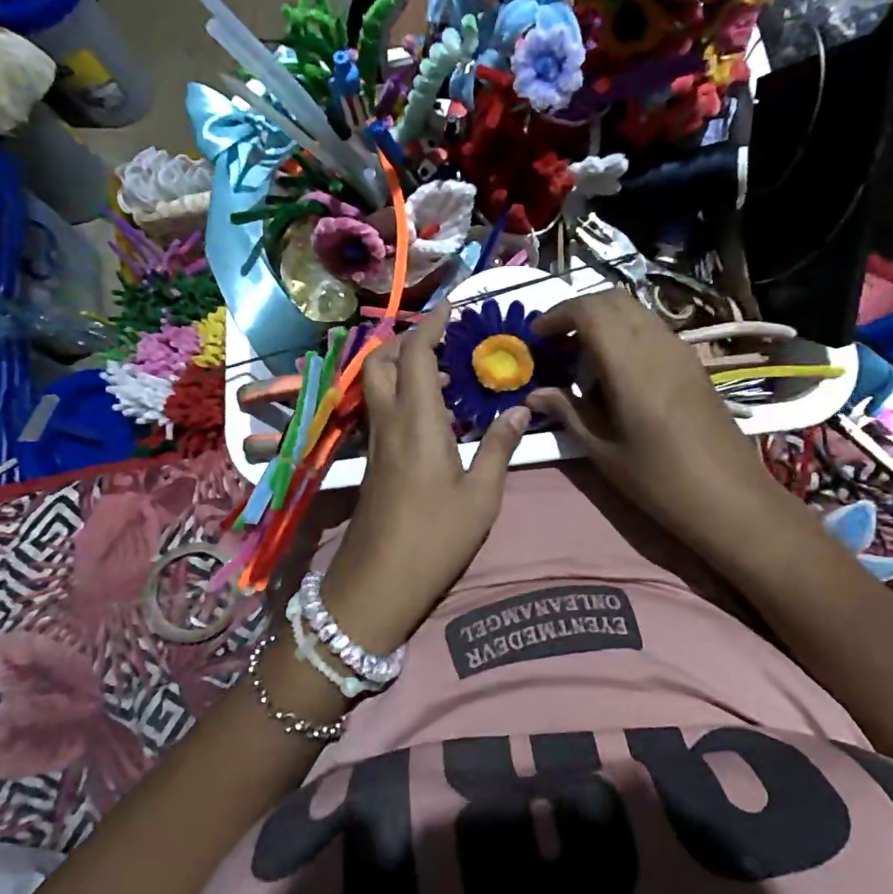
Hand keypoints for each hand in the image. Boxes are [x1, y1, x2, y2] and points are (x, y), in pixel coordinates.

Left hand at [327, 304, 528, 620]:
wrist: (378, 585)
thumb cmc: (435, 538)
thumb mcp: (481, 496)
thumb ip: (500, 447)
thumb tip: (520, 410)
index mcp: (417, 422)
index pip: (415, 355)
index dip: (431, 325)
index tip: (452, 308)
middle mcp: (389, 423)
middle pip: (381, 362)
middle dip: (406, 340)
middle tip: (443, 342)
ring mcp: (375, 443)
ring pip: (376, 385)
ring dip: (402, 367)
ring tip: (444, 376)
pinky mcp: (372, 462)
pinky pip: (381, 410)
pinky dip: (400, 394)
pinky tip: (432, 416)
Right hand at [525, 290, 784, 547]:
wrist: (730, 497)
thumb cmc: (659, 480)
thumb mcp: (603, 450)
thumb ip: (568, 412)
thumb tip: (534, 395)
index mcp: (630, 363)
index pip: (589, 310)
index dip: (558, 314)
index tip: (537, 336)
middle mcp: (657, 344)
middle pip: (613, 300)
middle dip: (579, 312)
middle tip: (557, 342)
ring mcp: (680, 350)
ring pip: (635, 311)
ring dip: (604, 321)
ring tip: (582, 357)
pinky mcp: (693, 363)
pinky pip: (653, 329)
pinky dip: (626, 333)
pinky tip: (616, 371)